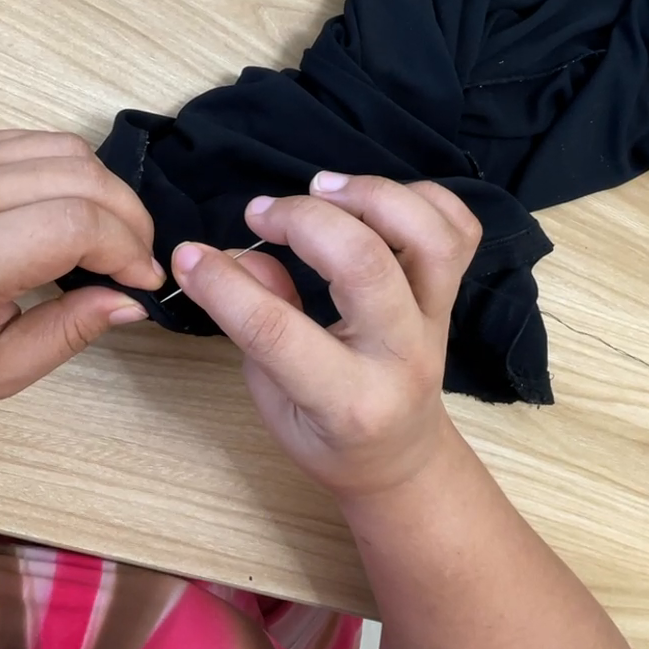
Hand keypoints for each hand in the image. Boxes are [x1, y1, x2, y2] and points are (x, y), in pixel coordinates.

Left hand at [0, 131, 165, 406]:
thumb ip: (67, 334)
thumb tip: (132, 302)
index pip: (75, 225)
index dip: (127, 250)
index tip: (141, 283)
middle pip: (82, 178)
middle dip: (131, 220)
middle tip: (137, 262)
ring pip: (69, 150)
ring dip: (108, 192)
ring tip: (111, 237)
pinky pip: (40, 142)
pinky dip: (75, 173)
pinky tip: (73, 211)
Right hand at [172, 172, 480, 498]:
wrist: (403, 459)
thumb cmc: (327, 440)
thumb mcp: (273, 403)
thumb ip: (254, 330)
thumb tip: (233, 256)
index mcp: (347, 401)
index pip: (278, 331)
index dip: (224, 285)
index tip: (189, 253)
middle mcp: (401, 357)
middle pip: (364, 265)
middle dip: (303, 220)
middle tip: (261, 212)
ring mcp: (437, 322)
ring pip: (428, 238)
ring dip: (371, 197)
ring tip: (323, 188)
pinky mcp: (452, 297)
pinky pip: (459, 231)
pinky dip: (423, 198)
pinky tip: (373, 202)